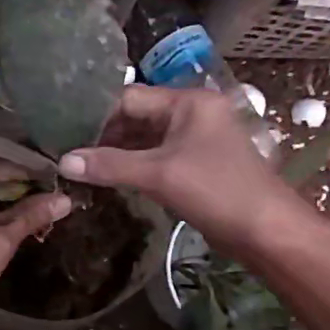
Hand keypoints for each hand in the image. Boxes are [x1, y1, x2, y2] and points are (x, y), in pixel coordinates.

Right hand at [58, 86, 306, 254]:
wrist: (266, 231)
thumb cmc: (216, 191)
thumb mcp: (158, 175)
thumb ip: (109, 166)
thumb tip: (63, 162)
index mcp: (189, 102)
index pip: (130, 98)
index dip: (97, 117)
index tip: (67, 136)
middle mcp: (193, 113)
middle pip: (137, 117)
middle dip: (105, 136)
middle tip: (71, 155)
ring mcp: (196, 139)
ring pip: (146, 139)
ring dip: (118, 154)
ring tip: (83, 168)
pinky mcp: (196, 164)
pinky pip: (157, 157)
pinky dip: (134, 166)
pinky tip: (110, 179)